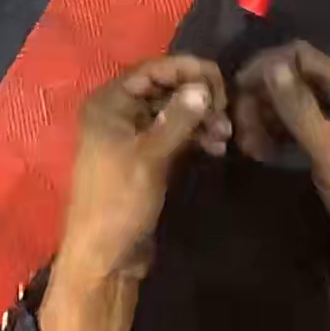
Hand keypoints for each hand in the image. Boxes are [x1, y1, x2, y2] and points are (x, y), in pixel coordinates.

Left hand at [40, 55, 229, 330]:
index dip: (186, 69)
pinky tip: (217, 146)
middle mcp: (118, 110)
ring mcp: (131, 133)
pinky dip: (193, 135)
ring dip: (199, 117)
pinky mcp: (144, 154)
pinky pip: (172, 132)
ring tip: (226, 132)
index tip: (218, 78)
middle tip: (226, 108)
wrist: (103, 261)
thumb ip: (178, 119)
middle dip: (196, 96)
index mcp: (109, 101)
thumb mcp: (151, 157)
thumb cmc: (119, 201)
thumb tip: (203, 86)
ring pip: (171, 111)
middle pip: (163, 87)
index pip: (152, 69)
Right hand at [235, 42, 329, 286]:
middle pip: (293, 76)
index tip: (238, 93)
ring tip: (249, 148)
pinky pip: (301, 121)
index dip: (266, 67)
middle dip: (262, 96)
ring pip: (293, 99)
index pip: (299, 54)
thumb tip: (272, 66)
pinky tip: (264, 153)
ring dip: (267, 115)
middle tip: (240, 131)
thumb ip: (301, 110)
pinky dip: (279, 131)